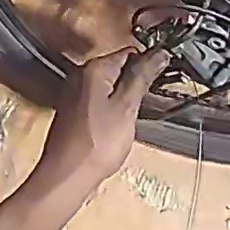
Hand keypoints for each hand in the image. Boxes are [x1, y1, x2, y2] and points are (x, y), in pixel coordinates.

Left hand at [34, 49, 168, 190]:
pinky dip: (111, 109)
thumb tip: (159, 53)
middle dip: (135, 81)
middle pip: (117, 67)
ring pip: (108, 86)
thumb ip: (142, 76)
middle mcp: (80, 76)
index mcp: (94, 69)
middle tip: (148, 100)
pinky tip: (117, 127)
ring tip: (133, 116)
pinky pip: (98, 101)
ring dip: (124, 97)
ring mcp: (74, 94)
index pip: (129, 52)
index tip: (162, 77)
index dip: (148, 62)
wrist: (67, 177)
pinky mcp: (73, 112)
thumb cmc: (97, 144)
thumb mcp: (127, 107)